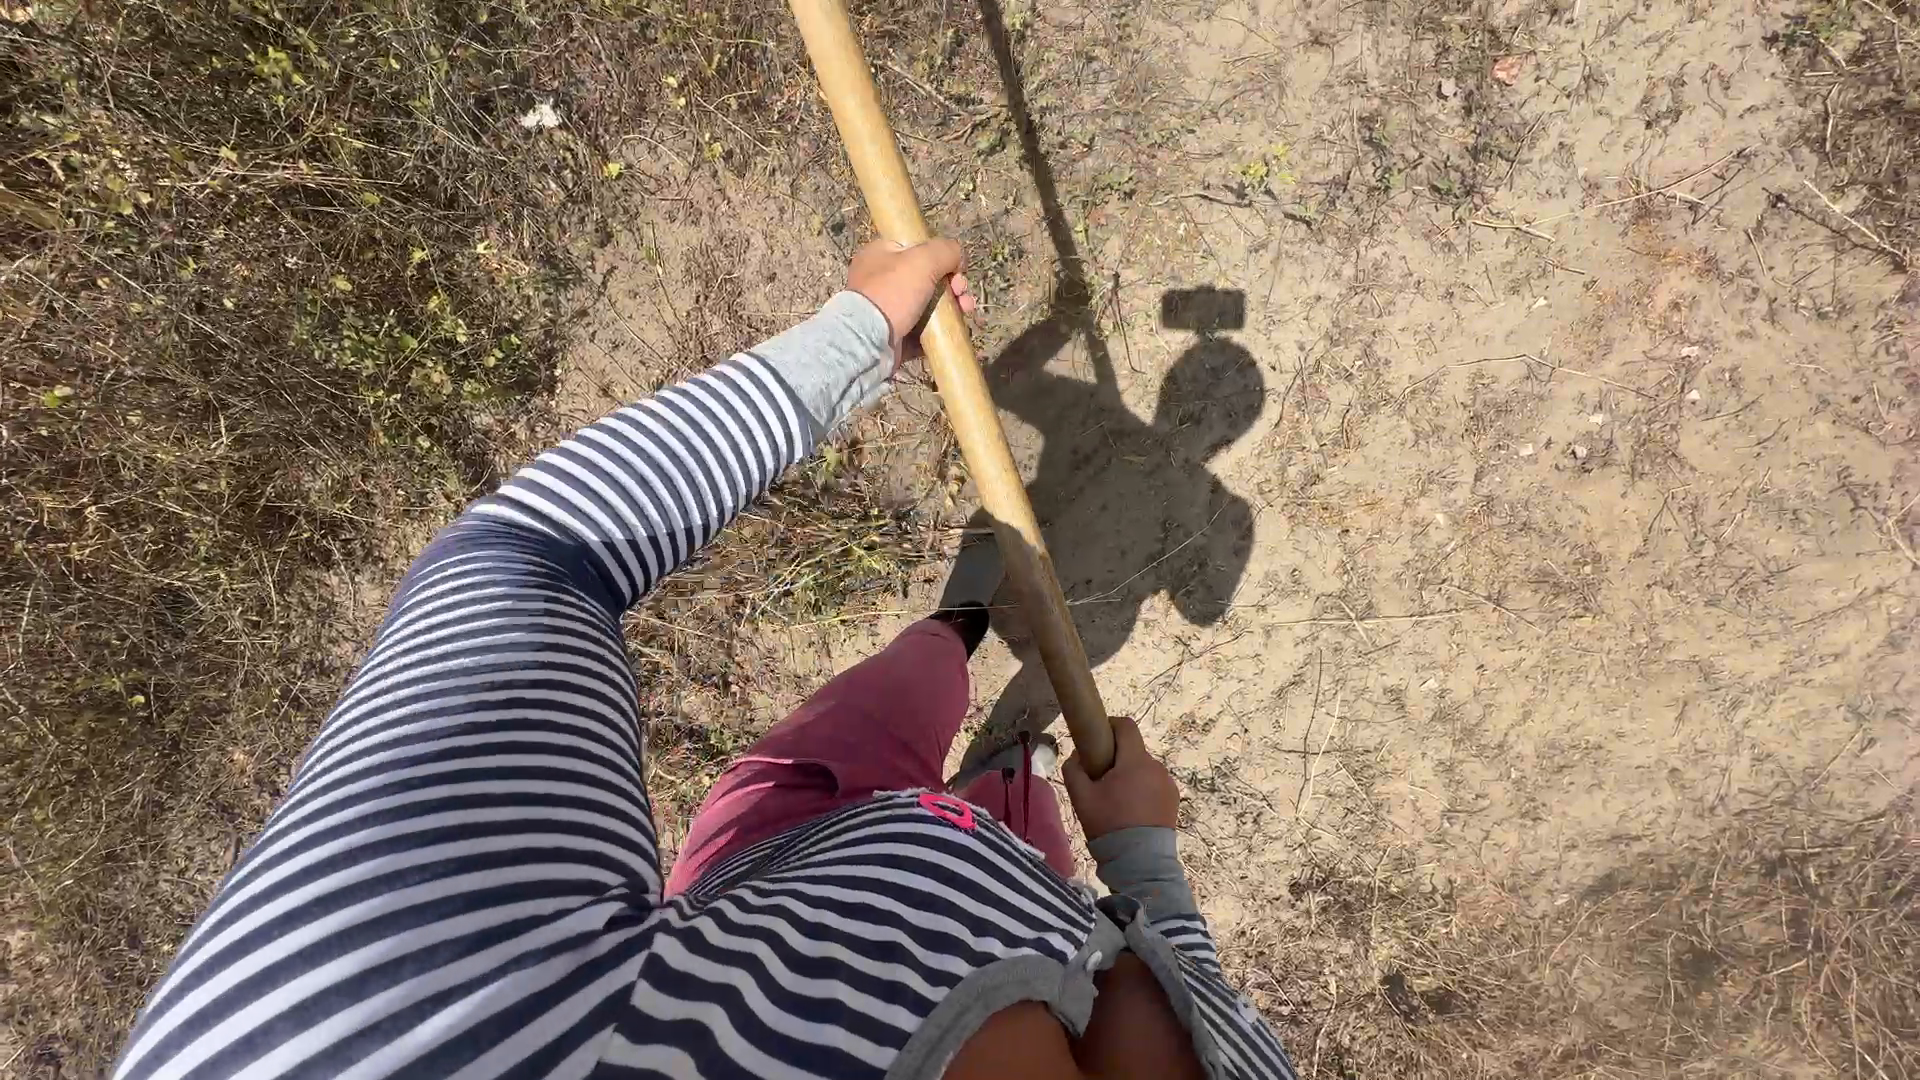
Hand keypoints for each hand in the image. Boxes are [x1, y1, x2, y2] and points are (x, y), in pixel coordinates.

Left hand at [845, 237, 976, 367]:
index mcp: (881, 254)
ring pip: (927, 304)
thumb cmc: (893, 293)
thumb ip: (945, 250)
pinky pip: (922, 328)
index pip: (917, 249)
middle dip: (951, 285)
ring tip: (966, 311)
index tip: (956, 270)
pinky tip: (953, 329)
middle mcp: (881, 280)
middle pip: (926, 278)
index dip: (941, 258)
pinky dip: (939, 329)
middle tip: (962, 294)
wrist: (869, 342)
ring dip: (950, 306)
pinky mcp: (894, 334)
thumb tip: (958, 257)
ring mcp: (887, 309)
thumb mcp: (922, 260)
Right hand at [1062, 717, 1179, 840]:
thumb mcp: (1081, 797)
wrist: (1140, 864)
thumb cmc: (1109, 825)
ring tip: (1117, 800)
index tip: (1097, 739)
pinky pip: (1154, 784)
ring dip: (1131, 774)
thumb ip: (1073, 769)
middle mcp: (1156, 767)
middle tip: (1100, 778)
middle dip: (1116, 757)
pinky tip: (1132, 811)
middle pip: (1133, 749)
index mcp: (1134, 761)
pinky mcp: (1174, 800)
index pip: (1125, 726)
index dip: (1109, 726)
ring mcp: (1168, 784)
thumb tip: (1077, 756)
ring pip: (1144, 768)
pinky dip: (1143, 789)